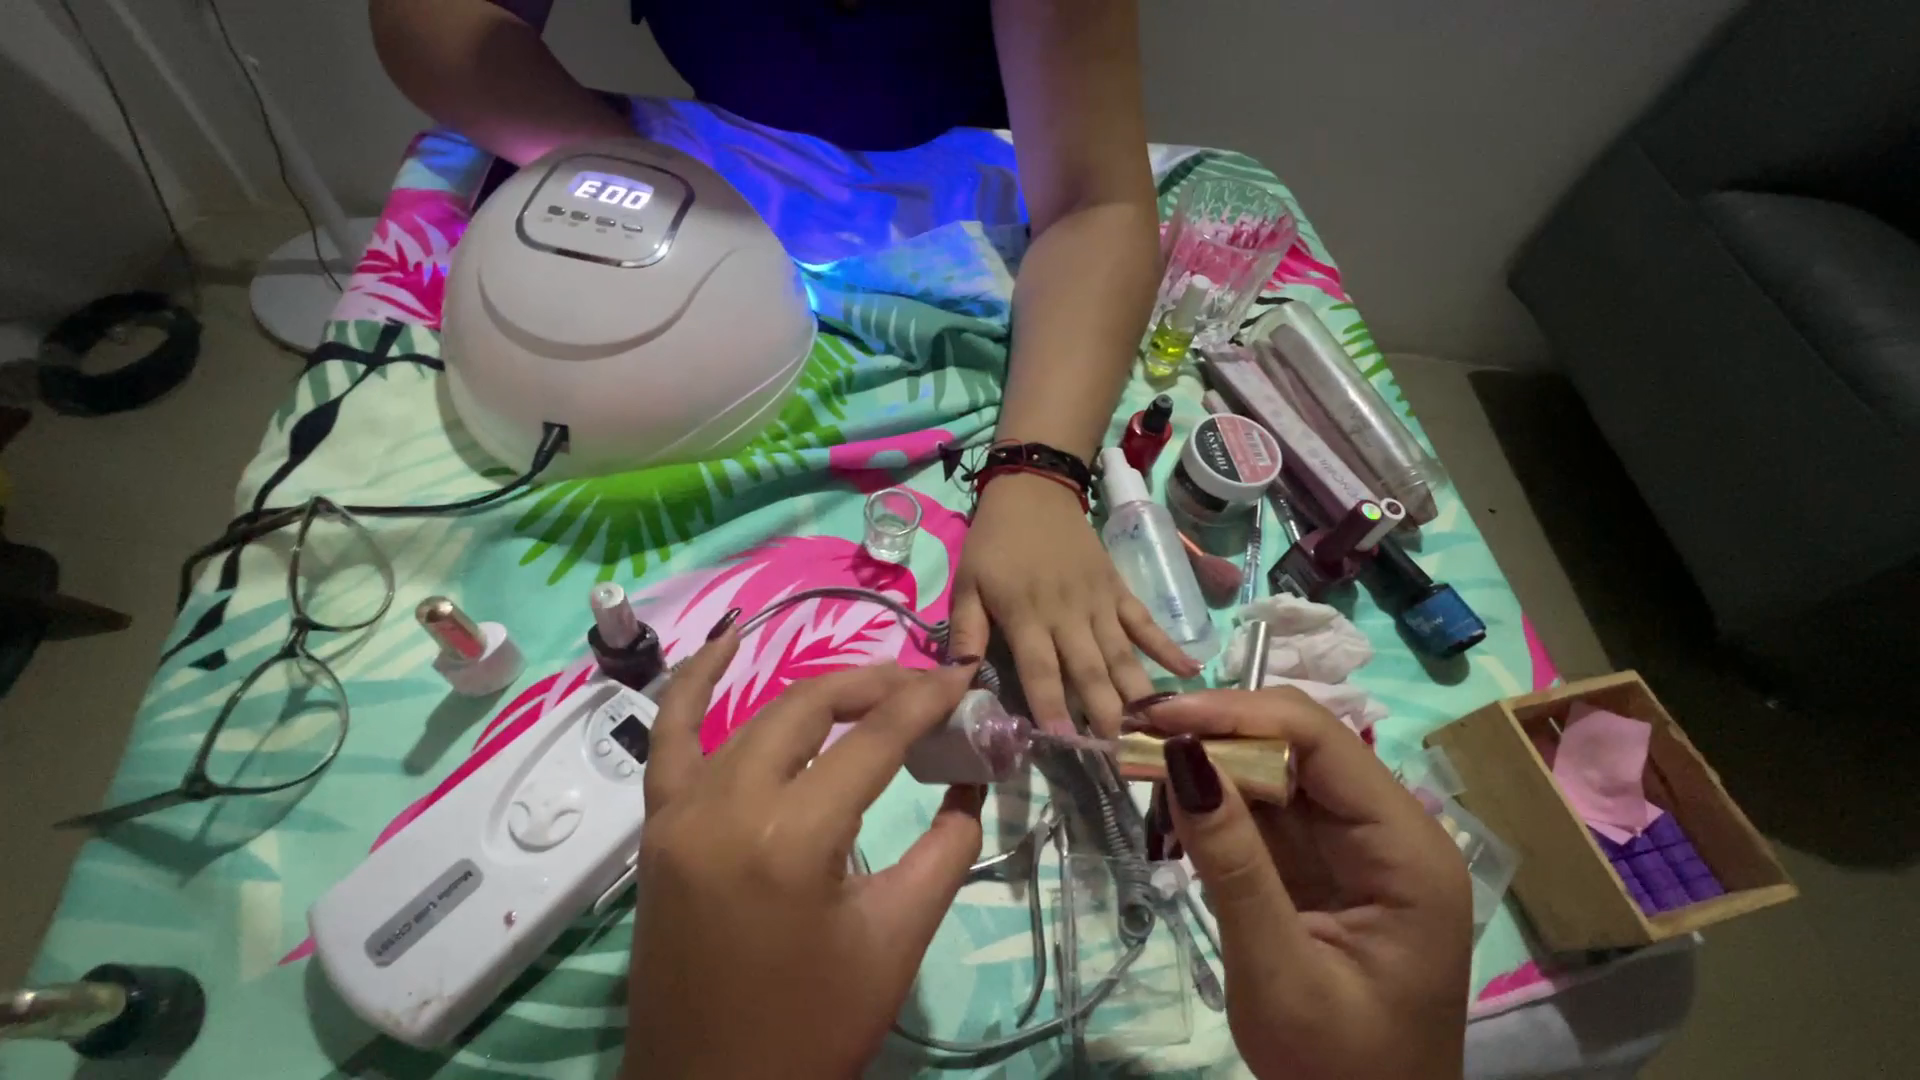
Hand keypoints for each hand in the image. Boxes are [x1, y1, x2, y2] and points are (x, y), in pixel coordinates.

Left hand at [623, 632, 985, 1076]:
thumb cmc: (812, 1026)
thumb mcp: (898, 939)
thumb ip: (948, 847)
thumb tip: (972, 777)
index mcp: (793, 839)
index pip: (873, 739)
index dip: (925, 700)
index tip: (962, 676)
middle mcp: (728, 805)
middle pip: (811, 708)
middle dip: (877, 686)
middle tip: (925, 687)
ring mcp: (682, 810)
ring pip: (756, 714)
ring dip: (817, 691)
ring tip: (870, 685)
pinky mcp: (659, 825)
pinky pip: (670, 734)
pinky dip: (697, 681)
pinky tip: (726, 643)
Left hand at [949, 473, 1199, 736]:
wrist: (1033, 491)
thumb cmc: (994, 543)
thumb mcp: (967, 584)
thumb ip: (965, 630)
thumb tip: (959, 678)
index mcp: (1026, 615)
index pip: (1040, 668)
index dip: (1051, 705)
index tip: (1064, 742)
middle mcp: (1067, 614)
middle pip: (1088, 668)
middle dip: (1102, 710)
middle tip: (1116, 750)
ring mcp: (1099, 602)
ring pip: (1121, 652)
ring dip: (1135, 690)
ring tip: (1151, 727)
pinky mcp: (1118, 589)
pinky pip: (1145, 621)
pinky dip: (1167, 645)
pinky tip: (1189, 671)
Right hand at [1139, 688, 1471, 1079]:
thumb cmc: (1338, 1071)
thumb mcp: (1279, 973)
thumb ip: (1233, 864)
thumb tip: (1180, 756)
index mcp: (1407, 851)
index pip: (1323, 741)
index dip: (1238, 713)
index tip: (1160, 717)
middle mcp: (1388, 830)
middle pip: (1298, 745)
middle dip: (1215, 732)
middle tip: (1133, 731)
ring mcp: (1353, 844)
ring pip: (1274, 768)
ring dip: (1207, 759)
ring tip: (1138, 754)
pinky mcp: (1321, 861)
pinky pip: (1264, 807)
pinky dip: (1213, 797)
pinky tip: (1168, 794)